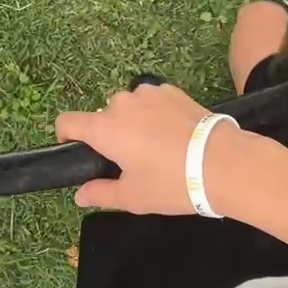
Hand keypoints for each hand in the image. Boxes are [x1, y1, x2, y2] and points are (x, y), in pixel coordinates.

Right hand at [56, 82, 244, 214]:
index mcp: (104, 129)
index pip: (68, 121)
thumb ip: (101, 193)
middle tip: (130, 162)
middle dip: (109, 136)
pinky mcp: (170, 90)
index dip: (65, 135)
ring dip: (132, 123)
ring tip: (156, 148)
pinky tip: (174, 135)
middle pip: (102, 117)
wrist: (222, 162)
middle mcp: (120, 103)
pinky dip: (154, 114)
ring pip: (128, 108)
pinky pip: (151, 101)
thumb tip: (79, 195)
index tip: (77, 151)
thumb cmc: (172, 183)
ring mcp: (146, 93)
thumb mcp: (134, 198)